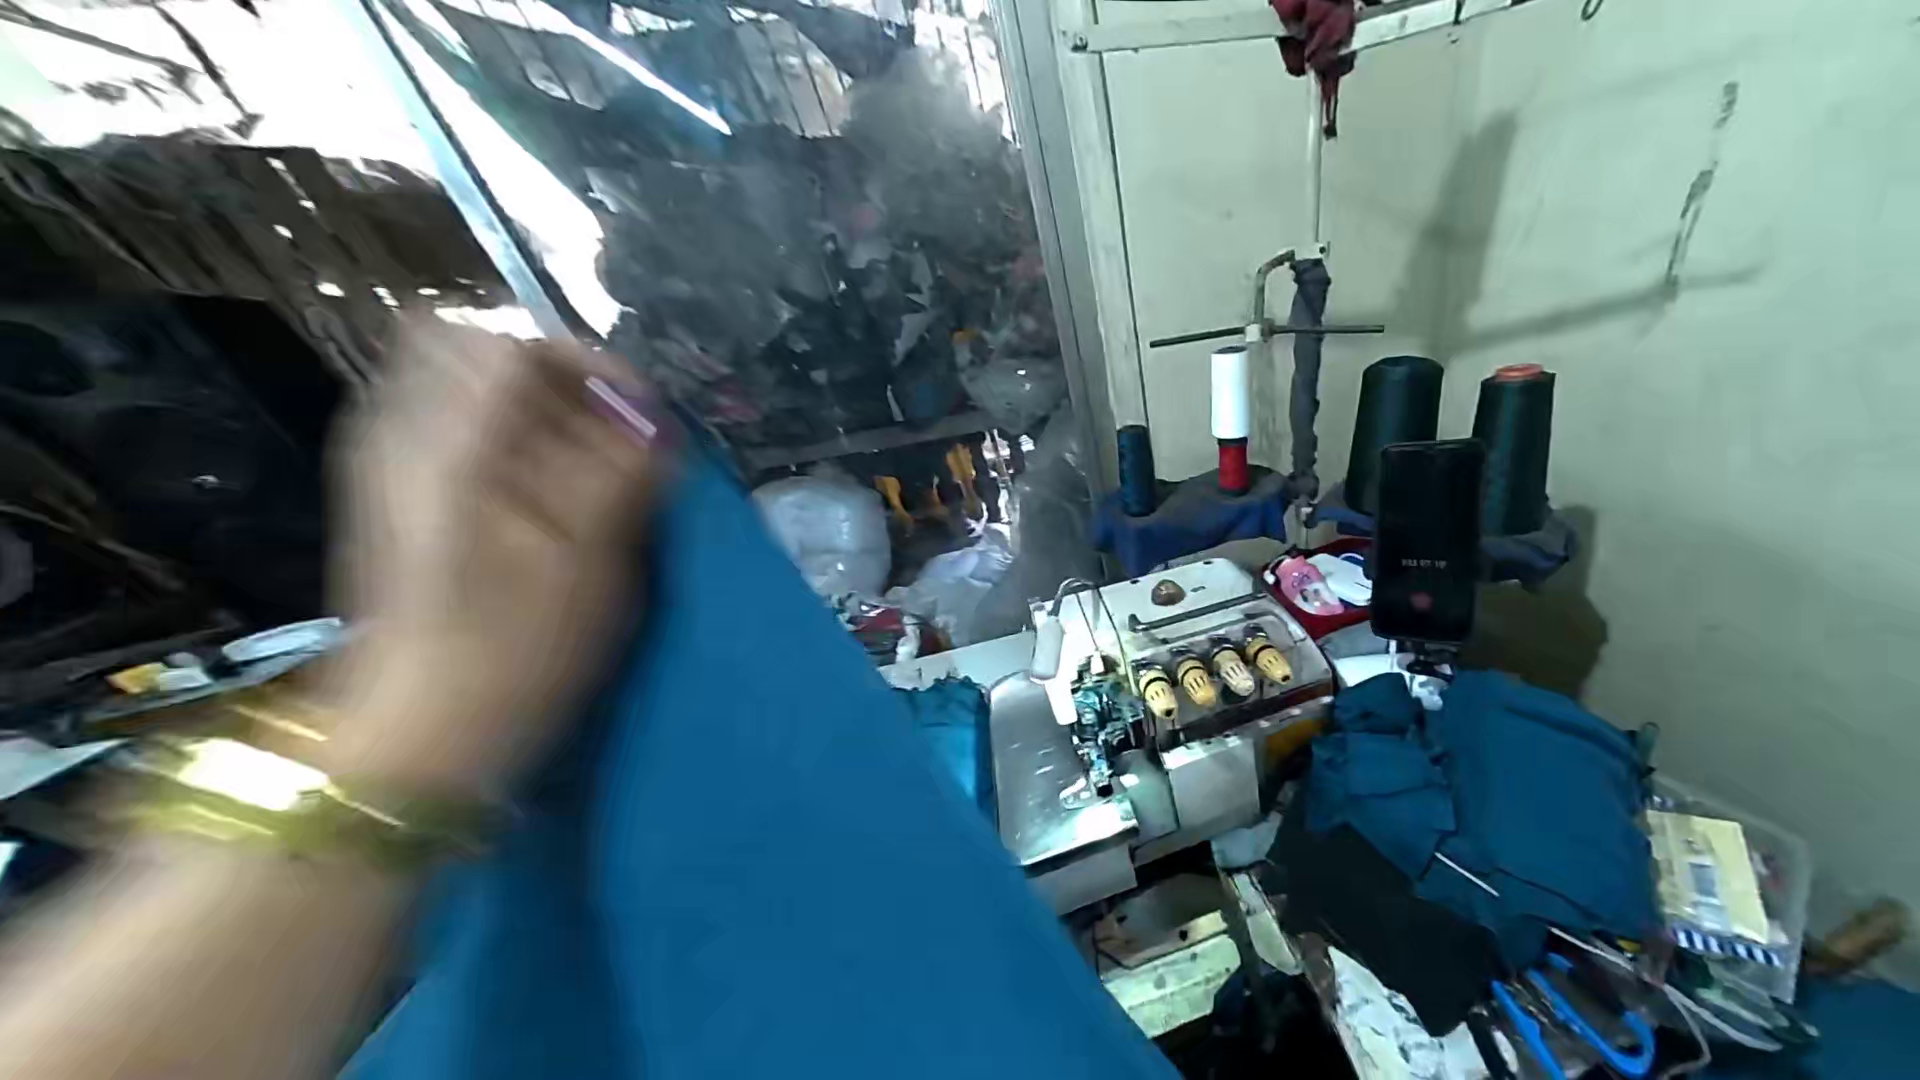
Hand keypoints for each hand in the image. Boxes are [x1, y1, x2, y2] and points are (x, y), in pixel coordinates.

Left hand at [317, 318, 668, 793]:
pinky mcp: (409, 498)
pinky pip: (470, 434)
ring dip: (550, 414)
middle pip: (487, 354)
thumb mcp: (590, 562)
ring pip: (477, 392)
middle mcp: (410, 437)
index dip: (591, 365)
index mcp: (452, 448)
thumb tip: (658, 423)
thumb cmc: (517, 650)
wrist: (426, 731)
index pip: (515, 345)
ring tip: (598, 466)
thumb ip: (624, 476)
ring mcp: (400, 466)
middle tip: (617, 435)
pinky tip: (558, 492)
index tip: (643, 414)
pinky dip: (525, 442)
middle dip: (567, 384)